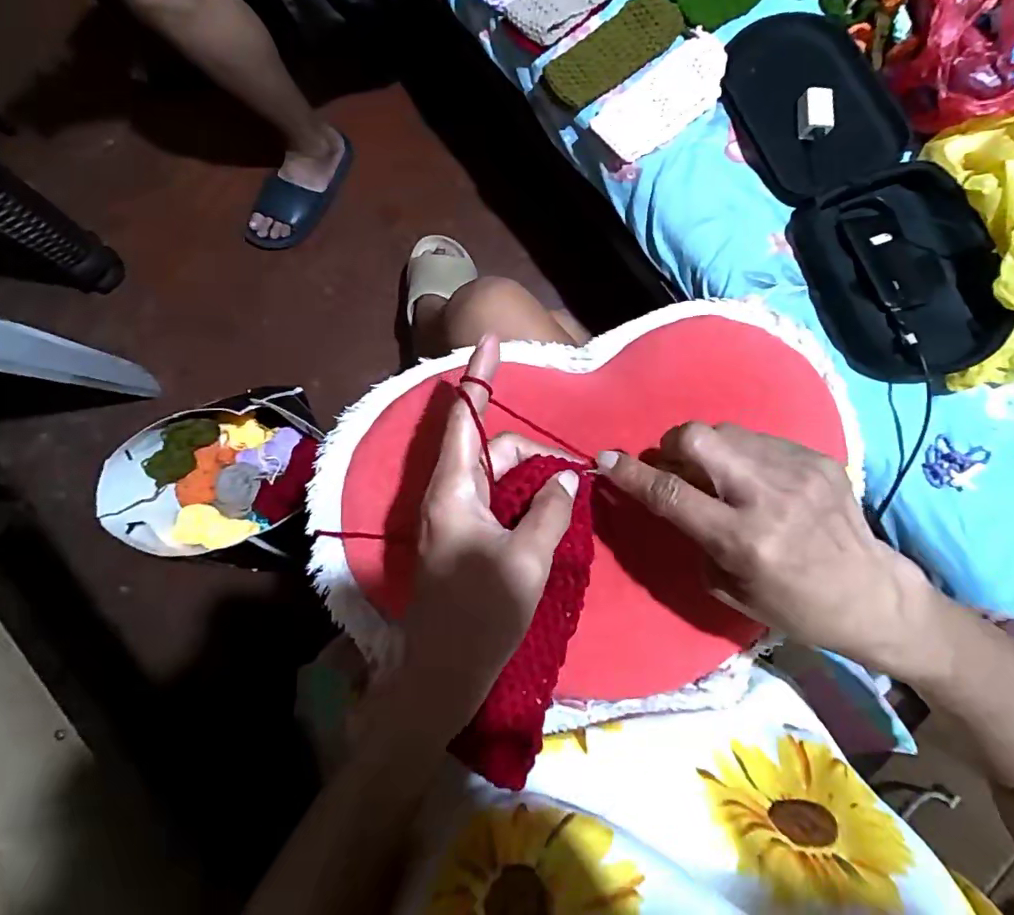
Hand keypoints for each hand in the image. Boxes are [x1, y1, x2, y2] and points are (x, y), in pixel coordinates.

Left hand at [397, 337, 578, 726]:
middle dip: (531, 451)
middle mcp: (447, 494)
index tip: (491, 340)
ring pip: (496, 474)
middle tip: (570, 480)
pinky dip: (521, 496)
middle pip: (491, 447)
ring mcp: (452, 515)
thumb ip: (549, 510)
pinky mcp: (461, 536)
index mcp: (453, 490)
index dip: (480, 376)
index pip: (465, 417)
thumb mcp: (526, 561)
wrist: (443, 674)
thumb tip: (566, 476)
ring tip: (562, 501)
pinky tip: (546, 513)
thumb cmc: (481, 616)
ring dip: (530, 478)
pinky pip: (495, 498)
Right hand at [597, 422, 955, 682]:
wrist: (870, 593)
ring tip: (720, 475)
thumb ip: (694, 536)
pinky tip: (757, 480)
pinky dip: (743, 455)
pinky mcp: (816, 458)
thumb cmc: (794, 606)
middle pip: (698, 438)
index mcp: (743, 540)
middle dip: (672, 445)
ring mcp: (796, 471)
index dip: (632, 473)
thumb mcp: (729, 589)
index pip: (672, 494)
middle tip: (675, 465)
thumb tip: (669, 492)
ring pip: (726, 432)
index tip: (607, 458)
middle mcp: (767, 497)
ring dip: (709, 449)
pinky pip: (759, 440)